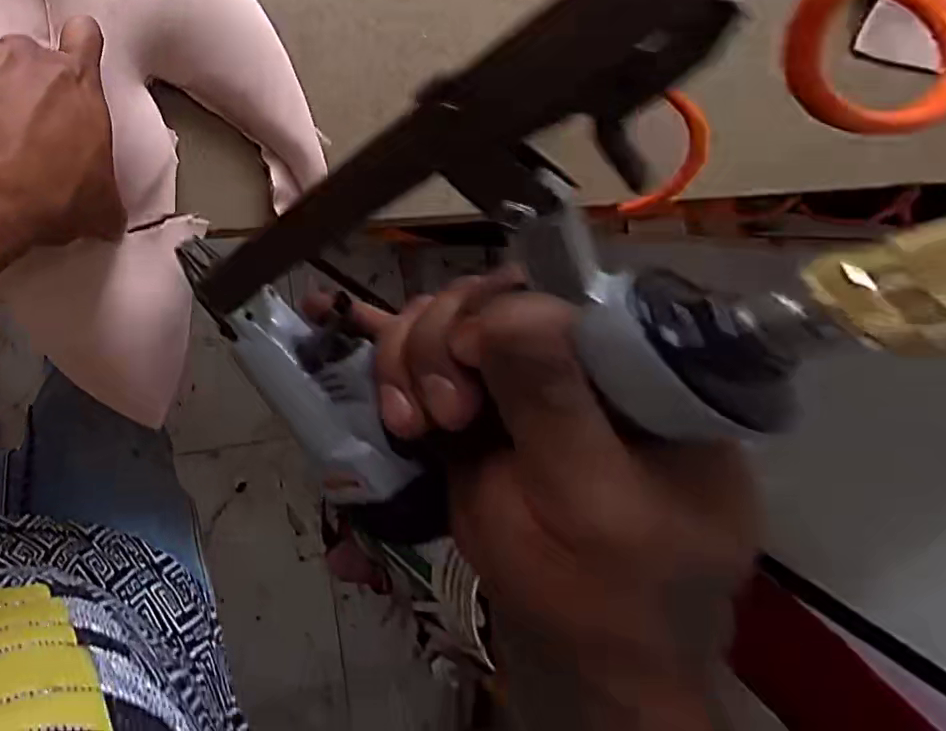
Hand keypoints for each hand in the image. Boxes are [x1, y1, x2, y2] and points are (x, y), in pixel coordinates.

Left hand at [0, 16, 124, 247]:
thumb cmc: (44, 195)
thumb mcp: (97, 206)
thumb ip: (107, 197)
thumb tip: (110, 219)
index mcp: (78, 80)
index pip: (85, 34)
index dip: (78, 48)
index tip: (70, 71)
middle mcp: (33, 59)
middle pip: (33, 56)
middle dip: (29, 84)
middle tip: (24, 125)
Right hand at [334, 279, 760, 726]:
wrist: (576, 642)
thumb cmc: (606, 585)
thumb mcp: (591, 499)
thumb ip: (554, 404)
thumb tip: (509, 310)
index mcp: (624, 373)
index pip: (545, 303)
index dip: (488, 322)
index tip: (462, 376)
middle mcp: (563, 361)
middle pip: (472, 307)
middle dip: (432, 354)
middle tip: (436, 421)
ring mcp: (503, 379)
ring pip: (428, 324)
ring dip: (396, 363)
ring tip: (403, 425)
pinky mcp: (459, 399)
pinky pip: (406, 351)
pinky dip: (365, 333)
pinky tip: (321, 309)